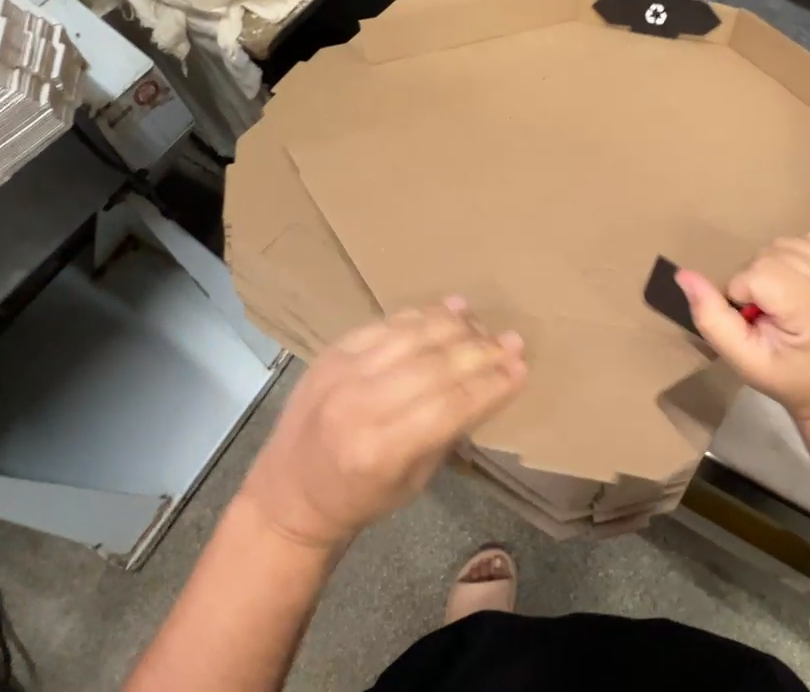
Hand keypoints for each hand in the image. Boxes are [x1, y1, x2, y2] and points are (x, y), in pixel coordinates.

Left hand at [241, 299, 526, 548]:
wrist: (287, 496)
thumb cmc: (358, 499)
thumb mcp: (414, 481)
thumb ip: (449, 429)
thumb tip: (491, 382)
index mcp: (381, 450)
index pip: (451, 405)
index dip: (492, 384)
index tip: (522, 370)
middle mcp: (359, 405)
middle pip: (436, 365)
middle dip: (482, 352)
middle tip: (513, 342)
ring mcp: (341, 374)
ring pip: (413, 336)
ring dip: (456, 327)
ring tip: (484, 327)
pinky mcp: (331, 353)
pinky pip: (386, 324)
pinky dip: (422, 315)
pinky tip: (450, 310)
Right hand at [676, 233, 809, 427]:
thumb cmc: (789, 376)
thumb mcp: (744, 359)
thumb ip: (711, 317)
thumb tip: (683, 274)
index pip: (758, 273)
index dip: (744, 293)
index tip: (757, 319)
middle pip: (772, 253)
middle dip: (759, 279)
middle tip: (772, 314)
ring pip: (787, 243)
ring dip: (777, 268)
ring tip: (787, 301)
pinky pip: (808, 239)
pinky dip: (797, 259)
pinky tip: (804, 287)